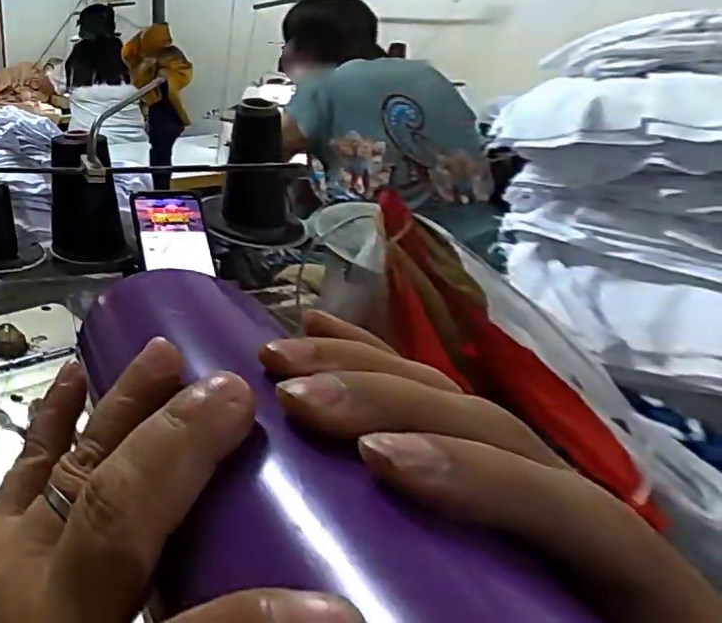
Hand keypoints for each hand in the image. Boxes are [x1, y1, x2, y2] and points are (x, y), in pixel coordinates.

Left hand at [0, 339, 360, 622]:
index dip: (250, 616)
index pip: (167, 616)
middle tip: (230, 389)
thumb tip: (276, 616)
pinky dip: (52, 418)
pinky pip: (22, 466)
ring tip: (159, 357)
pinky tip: (71, 377)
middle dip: (172, 442)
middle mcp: (30, 579)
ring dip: (118, 407)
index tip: (333, 601)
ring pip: (65, 462)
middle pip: (108, 503)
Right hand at [262, 311, 721, 621]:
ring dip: (351, 365)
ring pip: (443, 394)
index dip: (478, 472)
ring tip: (277, 358)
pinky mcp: (456, 454)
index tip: (374, 459)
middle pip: (488, 426)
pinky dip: (359, 352)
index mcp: (640, 587)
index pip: (577, 510)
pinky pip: (413, 386)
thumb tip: (368, 607)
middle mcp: (578, 515)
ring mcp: (513, 472)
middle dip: (383, 398)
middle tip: (294, 399)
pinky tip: (314, 323)